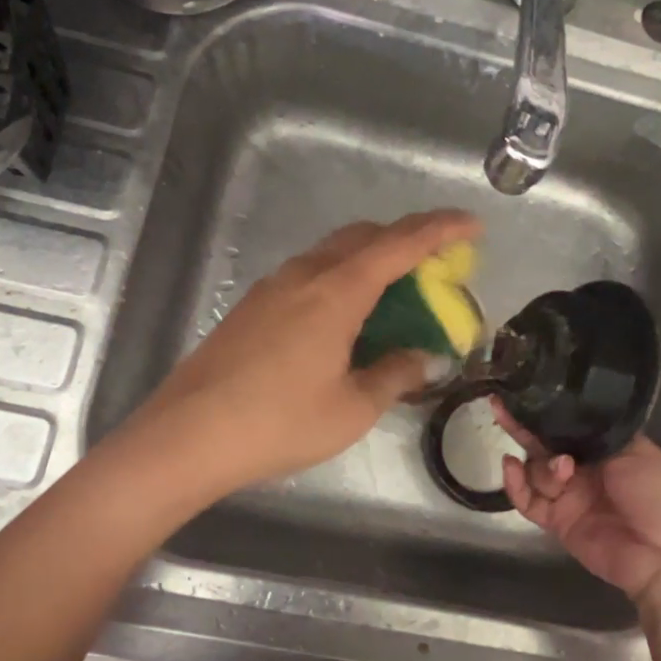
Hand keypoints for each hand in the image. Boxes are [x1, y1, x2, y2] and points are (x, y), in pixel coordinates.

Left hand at [126, 211, 481, 490]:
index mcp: (336, 291)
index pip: (399, 244)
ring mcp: (272, 288)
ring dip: (369, 260)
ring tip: (393, 293)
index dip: (440, 230)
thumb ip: (395, 375)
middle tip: (435, 263)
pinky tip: (344, 320)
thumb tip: (423, 358)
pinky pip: (309, 275)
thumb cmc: (279, 422)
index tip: (472, 224)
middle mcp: (304, 275)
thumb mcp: (352, 407)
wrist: (187, 435)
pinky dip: (341, 280)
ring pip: (332, 254)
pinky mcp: (251, 307)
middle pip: (363, 236)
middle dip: (405, 239)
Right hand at [495, 406, 660, 614]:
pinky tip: (512, 469)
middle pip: (547, 445)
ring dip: (538, 463)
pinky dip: (516, 486)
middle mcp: (587, 469)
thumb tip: (564, 417)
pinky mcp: (558, 522)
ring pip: (536, 470)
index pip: (571, 425)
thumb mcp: (638, 453)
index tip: (524, 393)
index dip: (550, 412)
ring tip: (559, 468)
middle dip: (525, 427)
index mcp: (609, 449)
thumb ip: (595, 435)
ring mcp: (571, 496)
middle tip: (501, 407)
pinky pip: (529, 501)